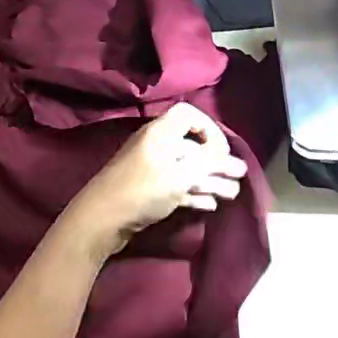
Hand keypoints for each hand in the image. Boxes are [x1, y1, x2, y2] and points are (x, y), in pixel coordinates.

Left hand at [57, 103, 248, 262]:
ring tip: (231, 194)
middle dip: (216, 162)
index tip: (223, 150)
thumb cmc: (142, 190)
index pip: (189, 115)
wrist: (98, 222)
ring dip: (209, 180)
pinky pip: (176, 185)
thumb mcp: (179, 175)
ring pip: (186, 168)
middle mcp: (156, 144)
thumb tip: (232, 160)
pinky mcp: (147, 190)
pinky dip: (193, 192)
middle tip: (238, 177)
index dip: (210, 129)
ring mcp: (150, 168)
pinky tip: (210, 204)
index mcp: (161, 131)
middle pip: (192, 145)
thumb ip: (208, 165)